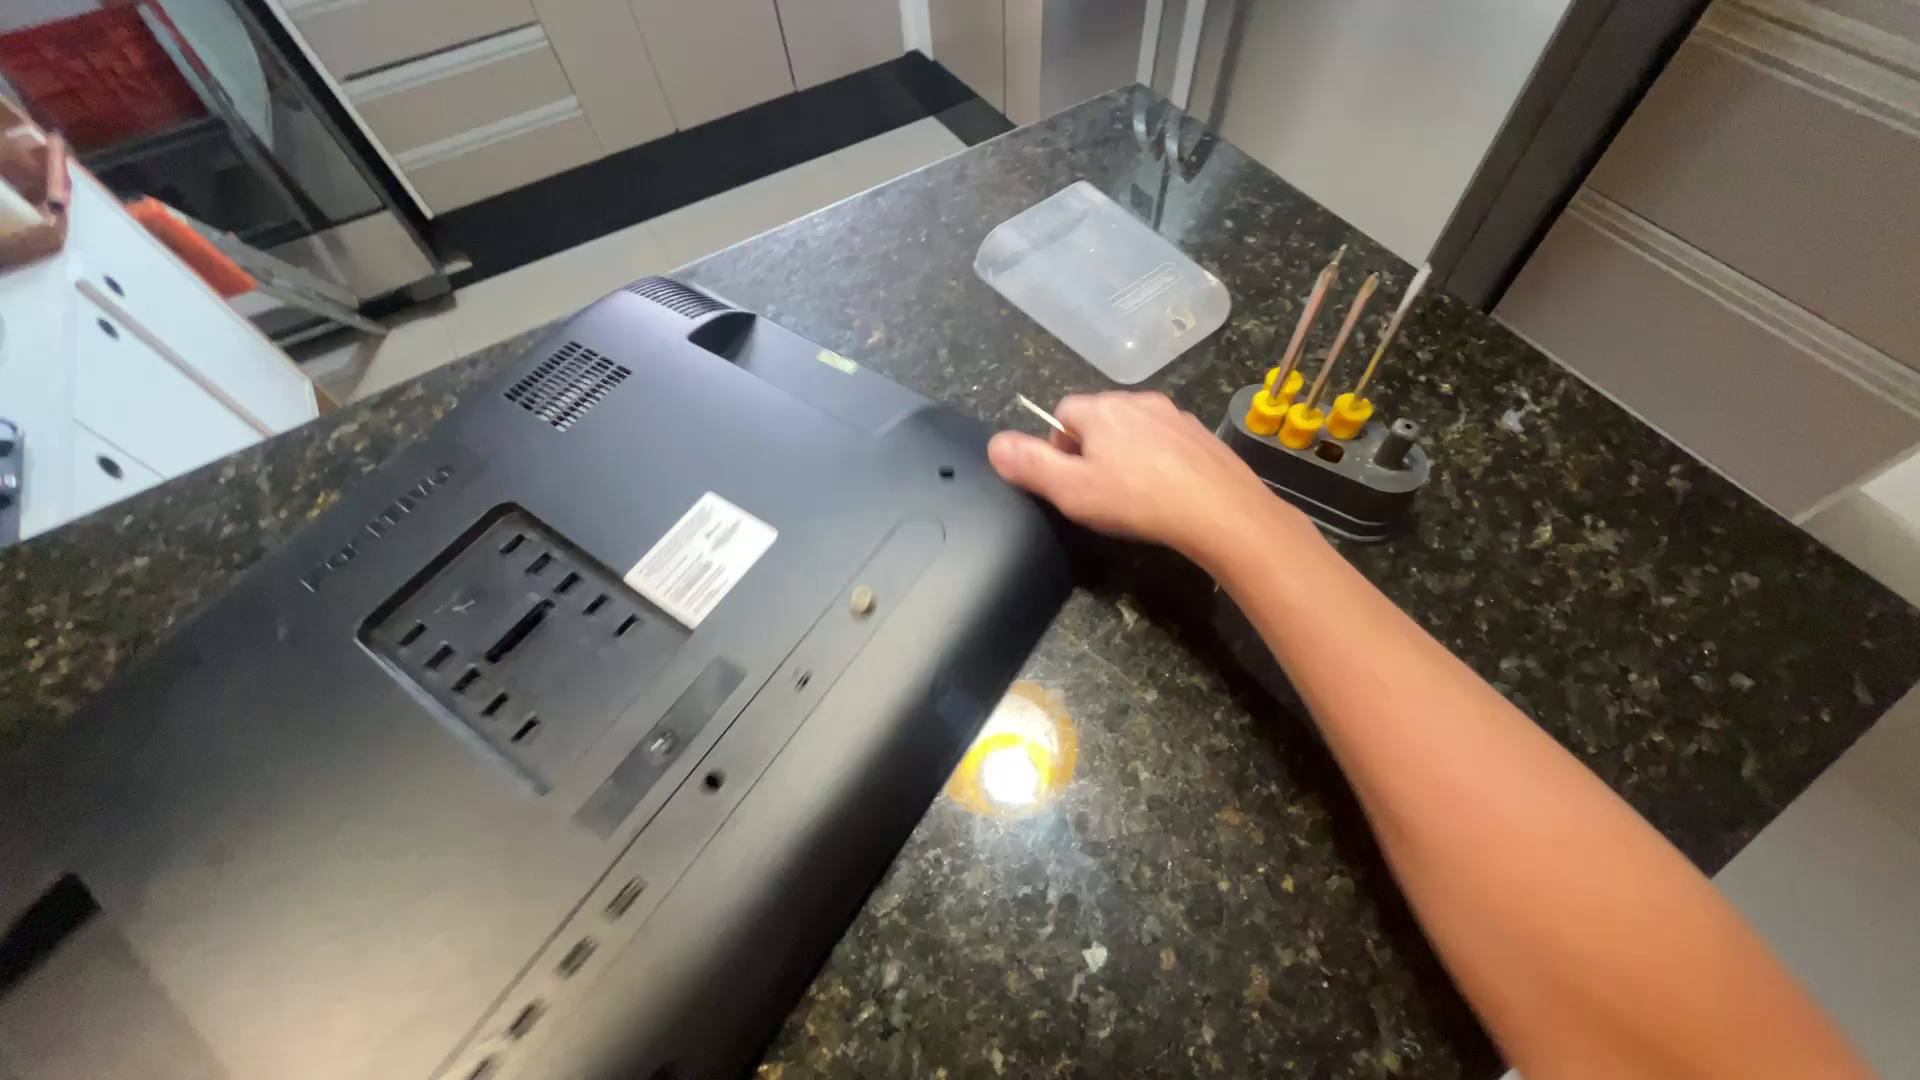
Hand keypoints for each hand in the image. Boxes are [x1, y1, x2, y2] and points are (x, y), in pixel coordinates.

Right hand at [988, 392, 1308, 563]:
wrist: (1220, 512)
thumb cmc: (1137, 501)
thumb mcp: (1071, 490)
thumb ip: (1030, 465)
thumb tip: (994, 444)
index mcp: (1101, 409)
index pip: (1060, 415)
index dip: (1057, 449)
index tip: (1068, 483)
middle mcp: (1137, 400)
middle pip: (1097, 419)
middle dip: (1090, 449)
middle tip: (1097, 492)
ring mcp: (1174, 415)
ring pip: (1133, 430)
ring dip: (1125, 454)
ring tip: (1133, 495)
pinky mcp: (1201, 435)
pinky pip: (1165, 442)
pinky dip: (1158, 461)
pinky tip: (1165, 492)